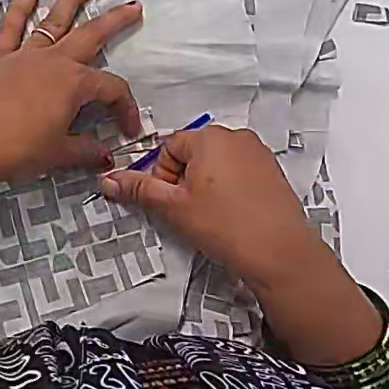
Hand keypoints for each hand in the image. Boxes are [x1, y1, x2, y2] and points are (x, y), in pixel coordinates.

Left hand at [0, 0, 144, 186]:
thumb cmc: (17, 149)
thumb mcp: (59, 153)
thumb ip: (86, 150)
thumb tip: (105, 154)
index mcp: (74, 84)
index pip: (111, 89)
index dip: (126, 108)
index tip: (129, 129)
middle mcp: (53, 62)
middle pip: (91, 35)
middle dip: (115, 20)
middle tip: (134, 6)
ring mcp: (25, 56)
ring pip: (54, 21)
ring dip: (71, 0)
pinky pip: (12, 28)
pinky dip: (20, 9)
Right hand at [99, 125, 382, 365]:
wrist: (279, 252)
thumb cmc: (226, 226)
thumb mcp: (173, 207)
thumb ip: (139, 189)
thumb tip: (109, 179)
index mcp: (209, 137)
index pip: (169, 147)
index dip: (162, 176)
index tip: (169, 201)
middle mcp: (236, 136)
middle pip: (193, 152)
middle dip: (184, 179)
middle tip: (189, 210)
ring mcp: (258, 152)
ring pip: (216, 163)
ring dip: (206, 184)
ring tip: (211, 215)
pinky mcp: (272, 171)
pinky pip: (239, 172)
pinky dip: (229, 188)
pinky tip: (231, 213)